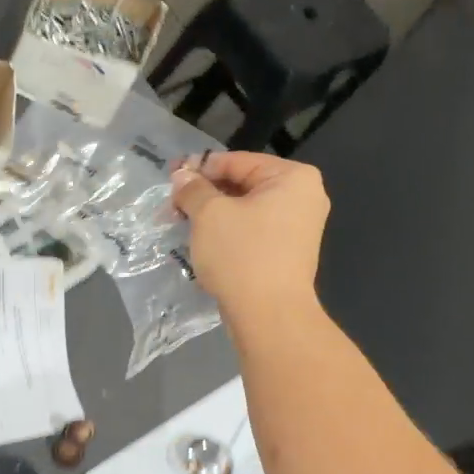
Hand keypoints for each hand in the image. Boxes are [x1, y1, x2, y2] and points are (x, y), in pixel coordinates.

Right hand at [170, 151, 329, 321]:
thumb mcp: (209, 215)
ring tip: (182, 226)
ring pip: (246, 209)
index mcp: (292, 177)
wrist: (268, 312)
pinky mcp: (289, 250)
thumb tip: (182, 176)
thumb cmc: (241, 254)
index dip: (200, 168)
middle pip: (243, 185)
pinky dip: (227, 232)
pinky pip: (253, 230)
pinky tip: (204, 243)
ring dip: (212, 215)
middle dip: (205, 195)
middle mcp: (303, 195)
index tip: (170, 179)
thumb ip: (193, 190)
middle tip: (171, 207)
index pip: (237, 162)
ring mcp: (299, 225)